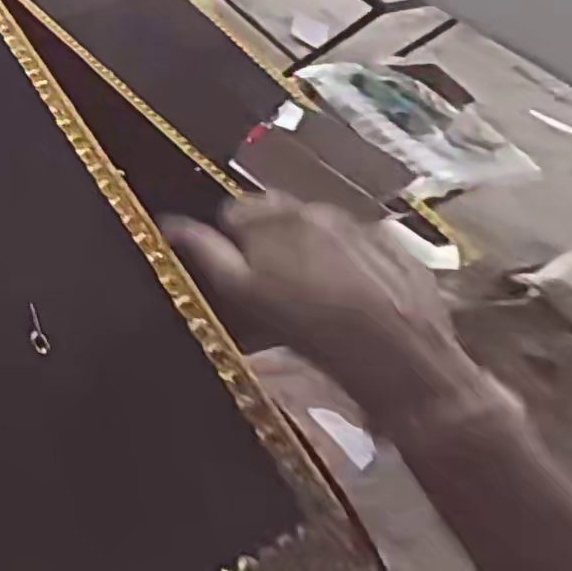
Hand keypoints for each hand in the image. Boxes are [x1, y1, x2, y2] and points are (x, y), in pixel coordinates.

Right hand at [165, 196, 496, 434]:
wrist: (401, 361)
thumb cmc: (306, 325)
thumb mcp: (239, 290)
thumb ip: (203, 249)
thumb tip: (169, 223)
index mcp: (272, 215)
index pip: (232, 210)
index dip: (230, 237)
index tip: (237, 264)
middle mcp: (316, 209)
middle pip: (276, 213)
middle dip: (269, 236)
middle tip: (272, 277)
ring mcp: (363, 226)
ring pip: (317, 227)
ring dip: (308, 245)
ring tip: (312, 285)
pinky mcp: (399, 248)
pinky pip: (358, 242)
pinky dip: (348, 258)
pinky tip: (349, 291)